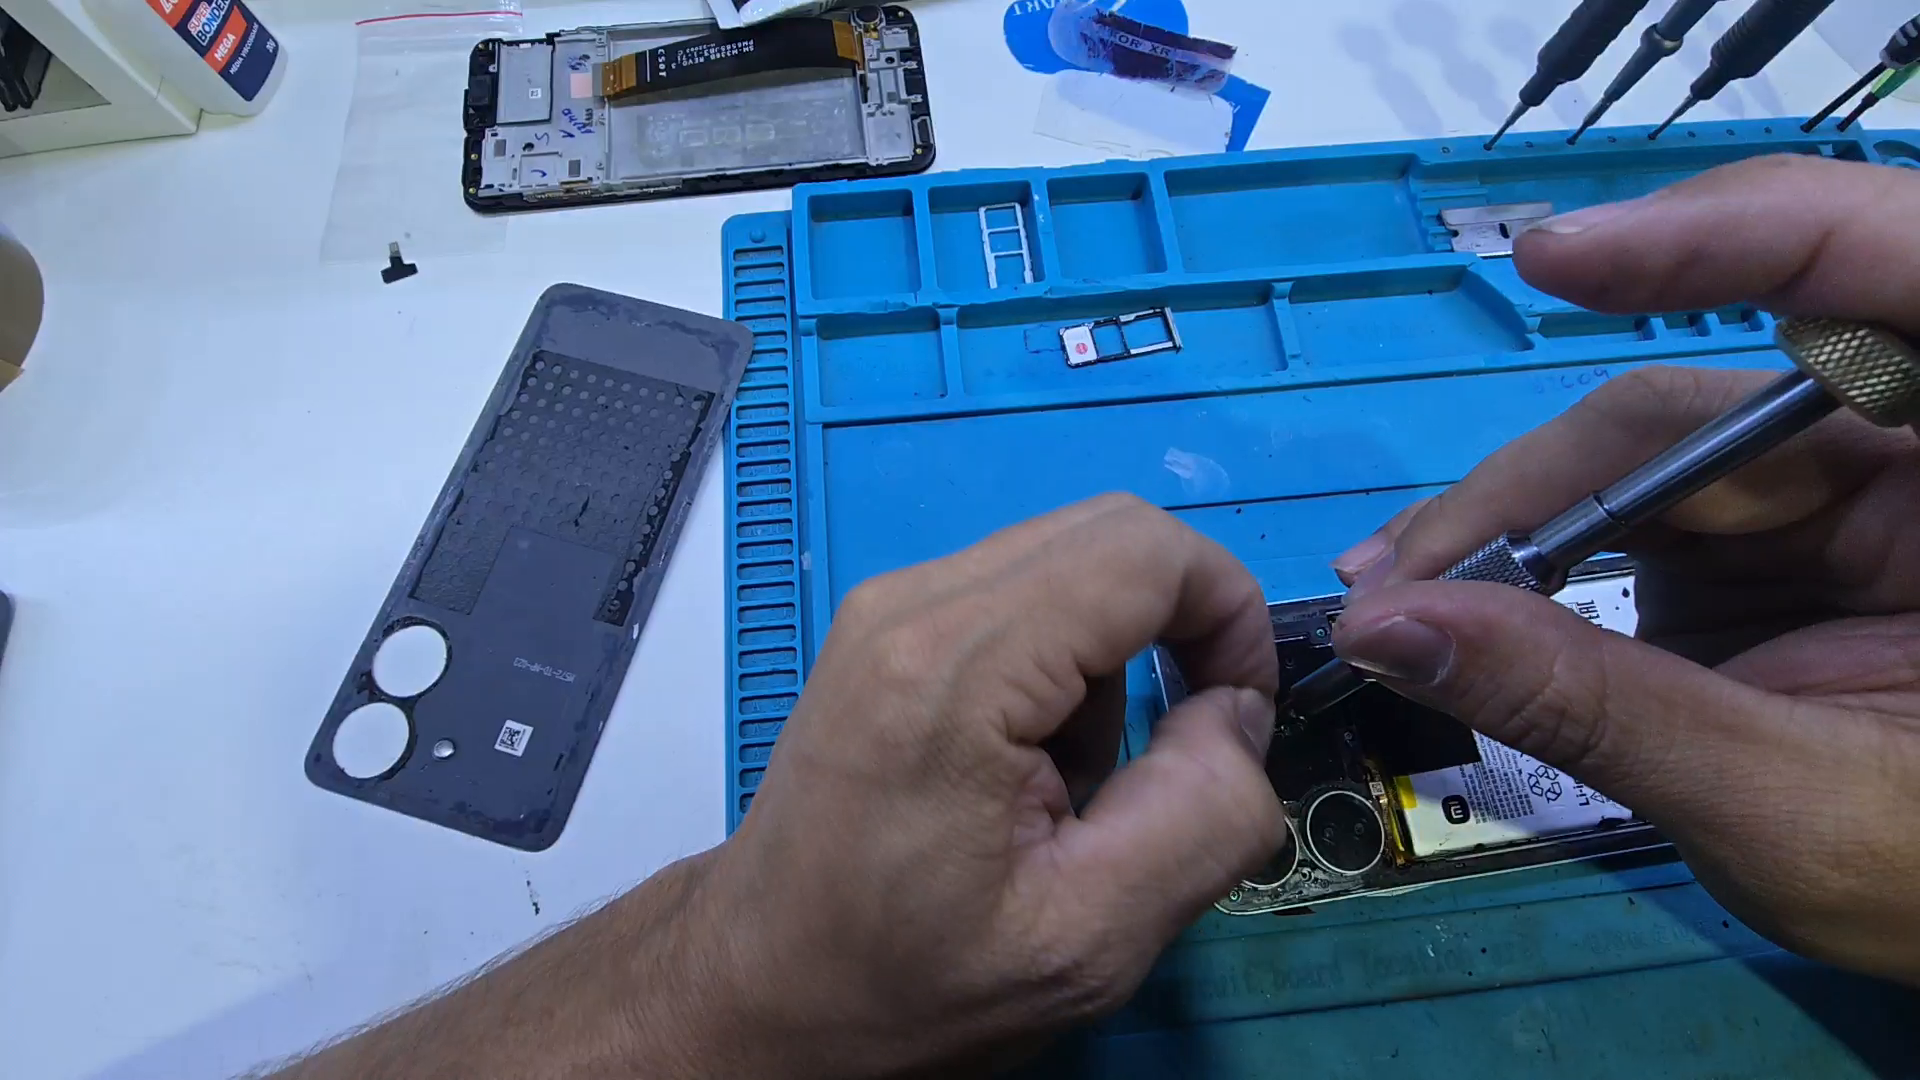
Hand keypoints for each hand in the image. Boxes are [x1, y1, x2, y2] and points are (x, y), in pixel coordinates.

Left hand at [699, 495, 1285, 1074]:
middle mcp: (915, 600)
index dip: (1227, 607)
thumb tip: (1236, 709)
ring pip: (1067, 557)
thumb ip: (1203, 813)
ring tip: (1068, 776)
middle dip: (1180, 617)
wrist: (761, 981)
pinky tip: (1024, 750)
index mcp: (959, 666)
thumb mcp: (1089, 938)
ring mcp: (892, 600)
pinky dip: (1062, 653)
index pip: (1141, 551)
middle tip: (1182, 732)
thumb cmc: (908, 978)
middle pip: (1109, 531)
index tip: (1240, 704)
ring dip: (1112, 650)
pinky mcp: (887, 619)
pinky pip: (1019, 588)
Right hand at [1328, 154, 1919, 984]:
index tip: (1549, 260)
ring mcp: (1818, 494)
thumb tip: (1381, 627)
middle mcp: (1906, 452)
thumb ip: (1588, 705)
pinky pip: (1605, 518)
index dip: (1726, 244)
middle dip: (1512, 498)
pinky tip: (1443, 601)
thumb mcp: (1790, 813)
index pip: (1891, 286)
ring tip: (1390, 600)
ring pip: (1613, 469)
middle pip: (1676, 419)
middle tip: (1392, 585)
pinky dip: (1513, 560)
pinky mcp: (1748, 534)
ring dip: (1488, 532)